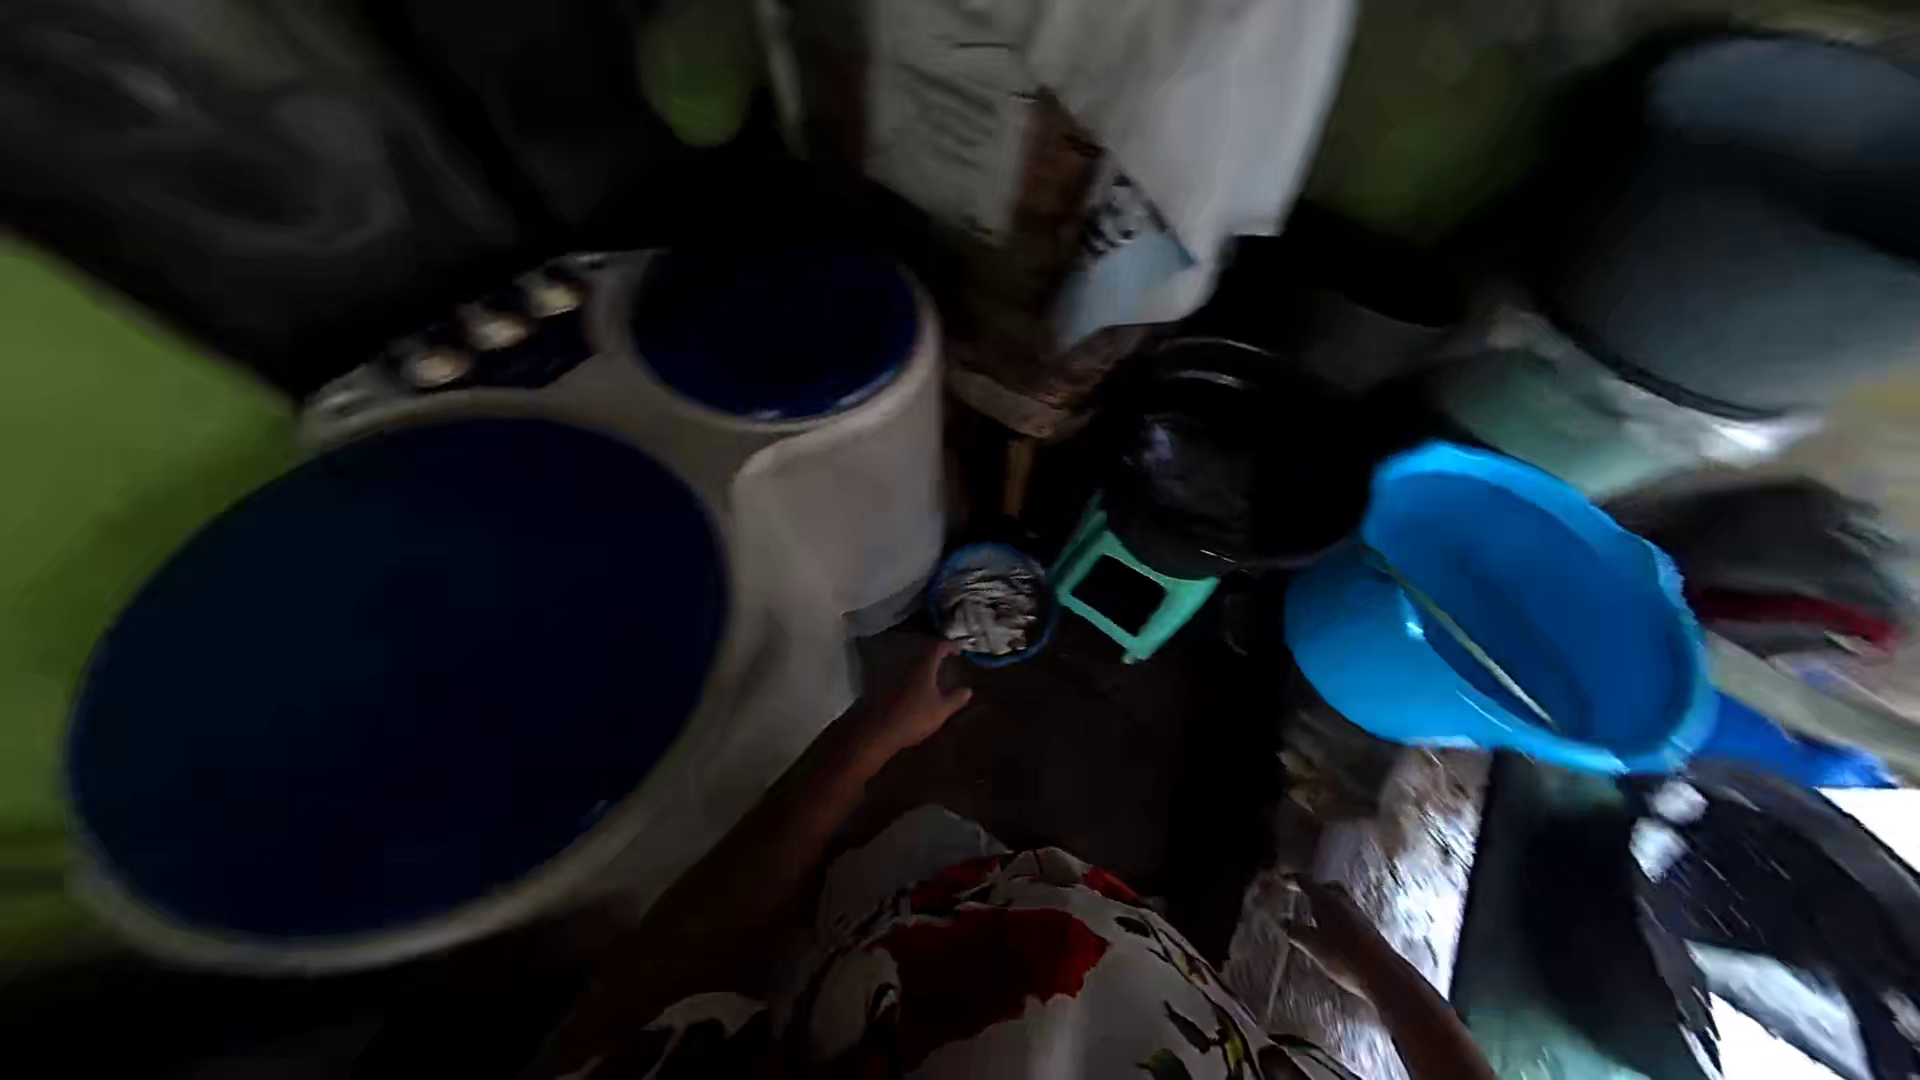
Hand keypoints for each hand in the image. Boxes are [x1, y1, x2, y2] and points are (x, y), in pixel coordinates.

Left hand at [857, 641, 973, 757]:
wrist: (882, 731)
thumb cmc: (915, 717)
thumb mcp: (942, 710)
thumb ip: (956, 698)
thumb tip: (968, 689)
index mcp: (924, 668)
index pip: (936, 648)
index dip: (948, 646)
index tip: (958, 650)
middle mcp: (909, 668)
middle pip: (924, 655)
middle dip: (938, 656)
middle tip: (949, 662)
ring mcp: (897, 678)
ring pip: (915, 667)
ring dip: (927, 669)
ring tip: (938, 679)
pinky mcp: (890, 690)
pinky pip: (908, 678)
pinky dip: (918, 680)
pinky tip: (923, 694)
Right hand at [1284, 877, 1386, 1000]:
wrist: (1386, 979)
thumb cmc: (1345, 957)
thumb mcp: (1312, 945)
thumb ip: (1295, 931)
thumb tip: (1282, 921)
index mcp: (1326, 900)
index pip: (1305, 882)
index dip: (1291, 879)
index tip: (1281, 879)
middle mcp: (1344, 903)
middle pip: (1329, 887)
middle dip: (1316, 887)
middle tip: (1305, 893)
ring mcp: (1361, 918)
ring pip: (1342, 902)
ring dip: (1330, 904)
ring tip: (1318, 914)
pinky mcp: (1371, 934)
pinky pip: (1351, 917)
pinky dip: (1340, 918)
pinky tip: (1336, 934)